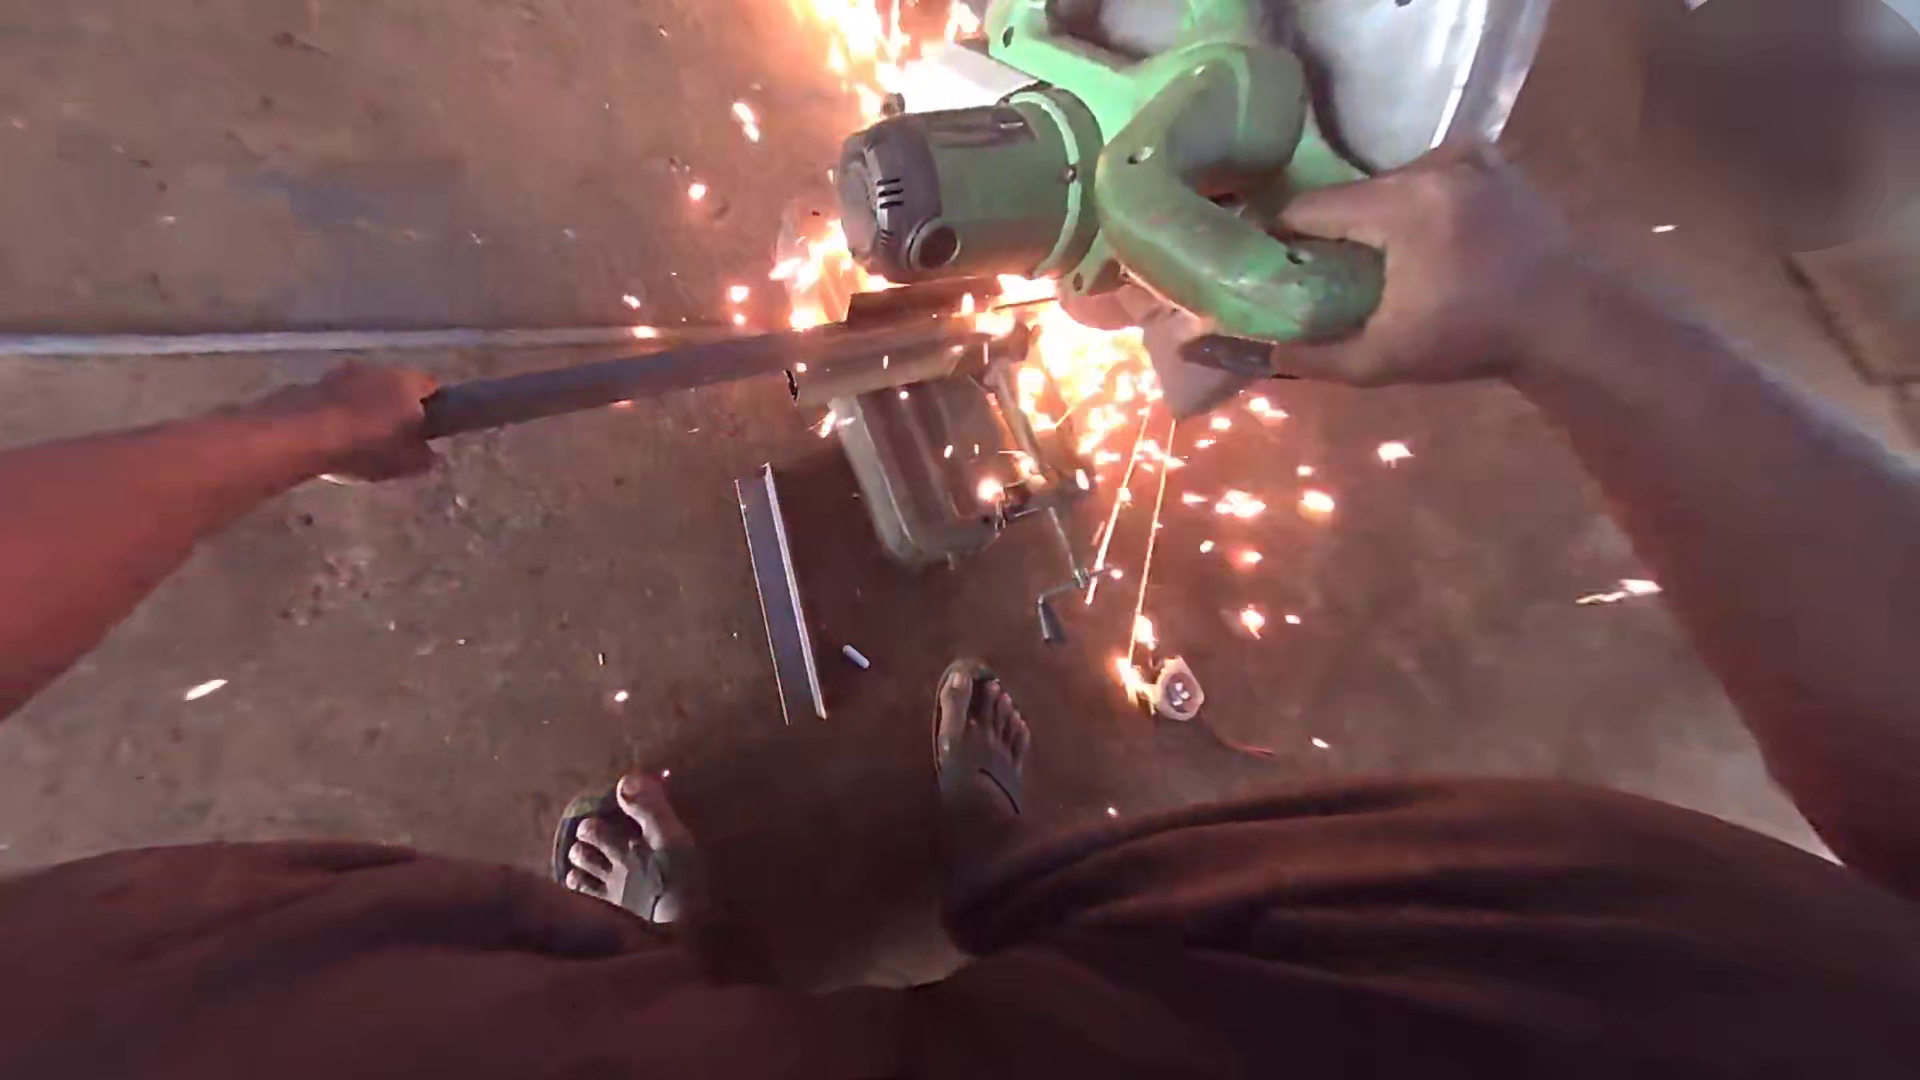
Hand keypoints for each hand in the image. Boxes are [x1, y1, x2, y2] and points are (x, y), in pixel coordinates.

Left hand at [265, 362, 437, 480]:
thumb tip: (430, 452)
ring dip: (363, 407)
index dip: (437, 403)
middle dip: (397, 404)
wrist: (292, 440)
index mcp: (407, 383)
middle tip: (399, 432)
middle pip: (393, 384)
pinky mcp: (301, 387)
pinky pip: (330, 400)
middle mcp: (373, 370)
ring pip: (360, 390)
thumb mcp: (412, 463)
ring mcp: (333, 376)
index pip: (432, 385)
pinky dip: (334, 414)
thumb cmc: (367, 447)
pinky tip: (332, 439)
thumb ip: (427, 455)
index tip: (434, 423)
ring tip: (362, 438)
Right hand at [1273, 142, 1604, 385]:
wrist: (1569, 321)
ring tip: (1359, 258)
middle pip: (1346, 194)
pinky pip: (1425, 172)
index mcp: (1402, 207)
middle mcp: (1433, 167)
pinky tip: (1407, 232)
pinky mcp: (1492, 164)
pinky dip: (1405, 198)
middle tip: (1311, 271)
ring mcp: (1469, 159)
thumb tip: (1267, 353)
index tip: (1266, 265)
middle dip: (1321, 231)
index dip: (1278, 235)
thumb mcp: (1378, 362)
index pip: (1310, 207)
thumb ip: (1313, 358)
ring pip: (1383, 184)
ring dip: (1362, 218)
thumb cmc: (1468, 340)